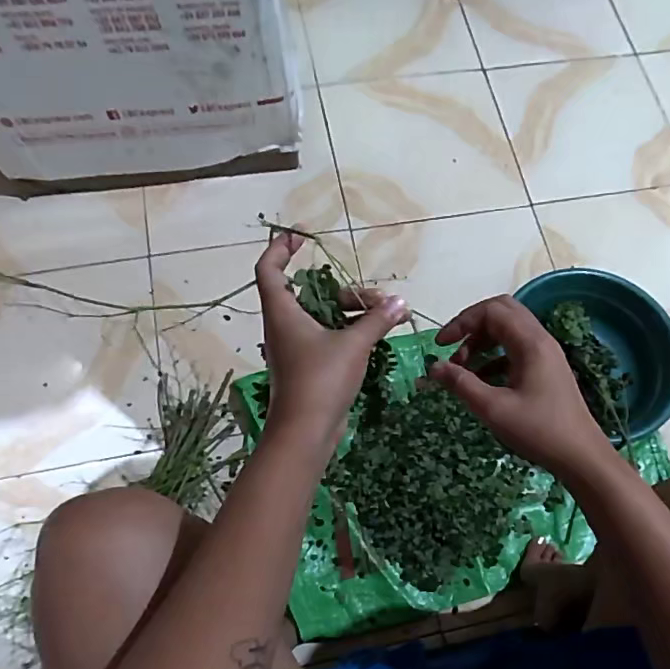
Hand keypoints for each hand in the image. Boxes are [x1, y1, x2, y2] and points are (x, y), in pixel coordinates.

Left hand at [256, 233, 407, 446]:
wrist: (306, 431)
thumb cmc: (321, 380)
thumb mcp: (354, 345)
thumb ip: (377, 320)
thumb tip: (399, 303)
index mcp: (282, 313)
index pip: (269, 269)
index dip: (280, 248)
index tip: (300, 237)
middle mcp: (284, 327)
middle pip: (307, 293)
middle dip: (341, 290)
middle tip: (373, 299)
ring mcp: (294, 348)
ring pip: (320, 317)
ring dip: (350, 313)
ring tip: (384, 318)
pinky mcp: (306, 367)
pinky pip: (326, 338)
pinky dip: (347, 332)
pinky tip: (374, 336)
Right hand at [427, 295, 613, 477]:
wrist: (580, 456)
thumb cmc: (538, 431)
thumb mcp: (492, 408)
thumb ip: (461, 384)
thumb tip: (433, 367)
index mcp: (530, 343)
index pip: (491, 311)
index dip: (461, 322)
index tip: (440, 346)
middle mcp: (540, 340)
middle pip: (501, 313)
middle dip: (471, 326)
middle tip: (451, 349)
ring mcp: (545, 355)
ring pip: (507, 331)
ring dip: (481, 342)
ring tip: (462, 369)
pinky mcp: (545, 370)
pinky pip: (514, 350)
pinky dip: (493, 357)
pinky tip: (480, 380)